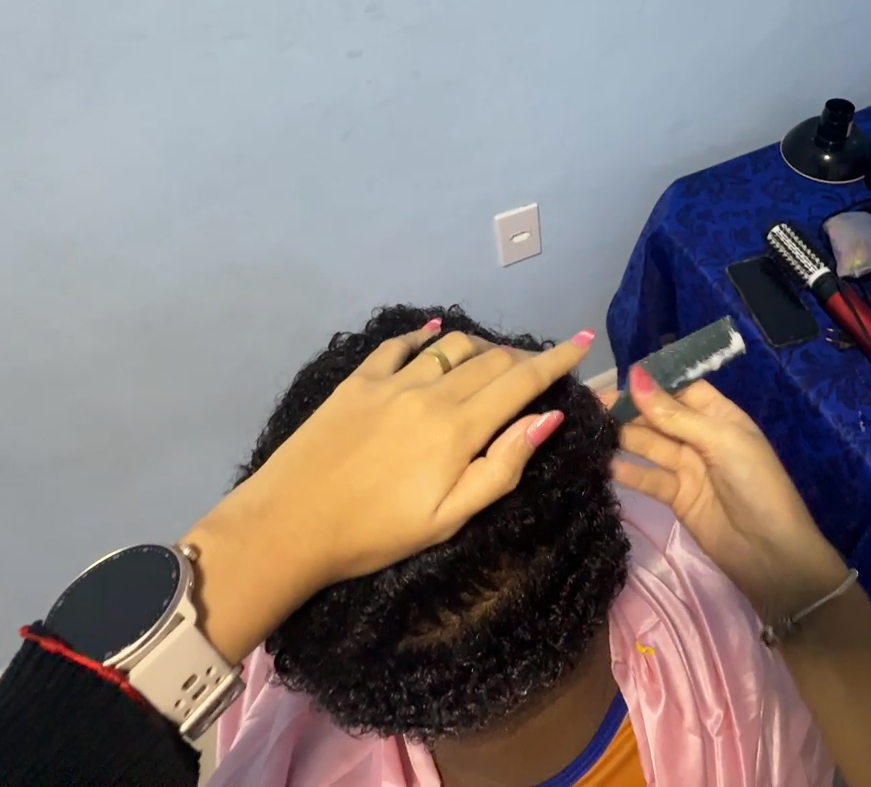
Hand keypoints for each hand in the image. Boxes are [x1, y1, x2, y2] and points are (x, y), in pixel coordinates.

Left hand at [183, 321, 595, 660]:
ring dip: (483, 346)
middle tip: (540, 365)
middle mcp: (431, 391)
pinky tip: (434, 335)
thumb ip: (503, 466)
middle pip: (492, 359)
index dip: (557, 359)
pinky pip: (400, 344)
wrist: (287, 526)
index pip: (522, 381)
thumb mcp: (450, 517)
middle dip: (525, 356)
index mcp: (459, 427)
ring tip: (495, 359)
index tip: (583, 341)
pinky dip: (426, 335)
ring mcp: (391, 380)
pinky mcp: (358, 380)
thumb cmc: (375, 535)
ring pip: (452, 345)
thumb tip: (548, 418)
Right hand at [610, 367, 849, 621]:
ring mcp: (688, 468)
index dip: (652, 383)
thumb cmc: (755, 485)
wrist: (772, 556)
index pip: (680, 389)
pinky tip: (601, 463)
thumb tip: (636, 375)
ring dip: (622, 437)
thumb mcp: (720, 441)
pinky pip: (647, 477)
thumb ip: (674, 414)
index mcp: (720, 416)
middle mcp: (701, 437)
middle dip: (629, 409)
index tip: (617, 379)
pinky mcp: (676, 497)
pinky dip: (626, 471)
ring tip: (586, 430)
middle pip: (659, 416)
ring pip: (649, 445)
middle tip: (589, 405)